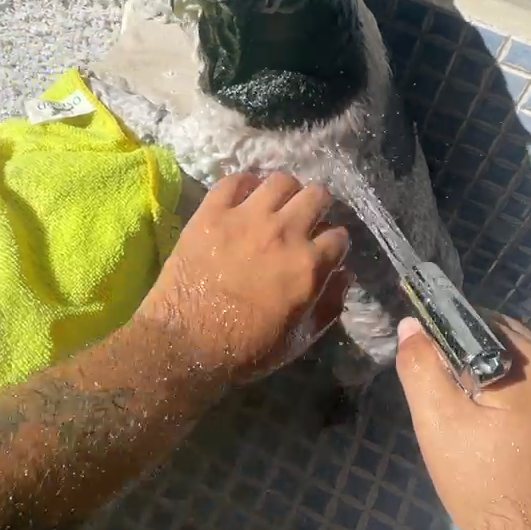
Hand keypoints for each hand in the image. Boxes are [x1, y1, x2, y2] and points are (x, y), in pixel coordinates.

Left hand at [138, 172, 350, 385]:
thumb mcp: (299, 339)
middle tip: (304, 219)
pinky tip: (242, 200)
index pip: (339, 236)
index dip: (334, 244)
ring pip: (281, 180)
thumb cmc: (246, 349)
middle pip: (317, 195)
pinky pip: (234, 180)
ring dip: (285, 192)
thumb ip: (329, 306)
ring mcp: (246, 217)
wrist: (185, 343)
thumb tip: (344, 275)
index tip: (324, 249)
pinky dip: (243, 186)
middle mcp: (284, 232)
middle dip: (317, 206)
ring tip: (275, 205)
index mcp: (309, 265)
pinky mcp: (212, 212)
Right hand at [397, 314, 530, 529]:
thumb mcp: (439, 422)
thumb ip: (422, 366)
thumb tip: (412, 323)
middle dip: (462, 352)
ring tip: (452, 407)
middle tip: (433, 384)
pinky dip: (499, 394)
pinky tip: (479, 426)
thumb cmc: (486, 484)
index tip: (418, 355)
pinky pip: (525, 390)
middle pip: (498, 340)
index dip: (442, 330)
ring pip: (511, 366)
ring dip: (480, 374)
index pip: (478, 320)